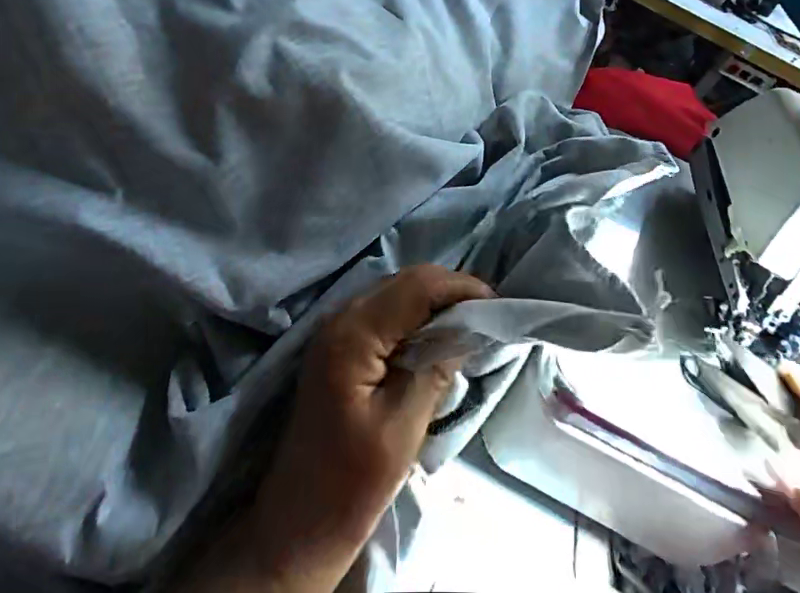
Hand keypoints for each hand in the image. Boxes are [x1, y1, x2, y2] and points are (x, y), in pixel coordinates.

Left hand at [179, 265, 493, 592]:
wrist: (301, 516)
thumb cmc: (351, 480)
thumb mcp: (402, 428)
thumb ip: (434, 372)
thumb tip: (467, 332)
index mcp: (352, 335)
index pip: (414, 287)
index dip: (459, 287)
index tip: (498, 304)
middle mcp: (339, 319)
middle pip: (402, 283)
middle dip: (448, 291)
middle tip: (490, 314)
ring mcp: (335, 331)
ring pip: (392, 294)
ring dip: (432, 302)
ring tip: (471, 324)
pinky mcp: (338, 348)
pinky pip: (382, 315)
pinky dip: (413, 317)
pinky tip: (437, 338)